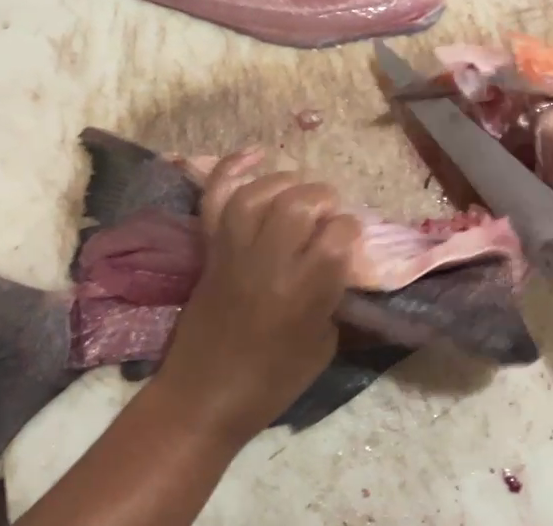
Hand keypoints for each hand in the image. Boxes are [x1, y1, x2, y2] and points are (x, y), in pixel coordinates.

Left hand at [155, 155, 359, 442]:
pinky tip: (255, 154)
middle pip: (299, 204)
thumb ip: (333, 295)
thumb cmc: (271, 382)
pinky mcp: (210, 250)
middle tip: (328, 212)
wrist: (202, 399)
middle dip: (323, 198)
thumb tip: (342, 260)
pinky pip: (216, 200)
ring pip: (258, 195)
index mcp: (303, 294)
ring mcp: (234, 253)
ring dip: (285, 183)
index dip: (350, 230)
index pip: (338, 236)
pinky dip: (231, 169)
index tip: (350, 240)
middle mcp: (269, 265)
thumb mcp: (323, 344)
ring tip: (300, 190)